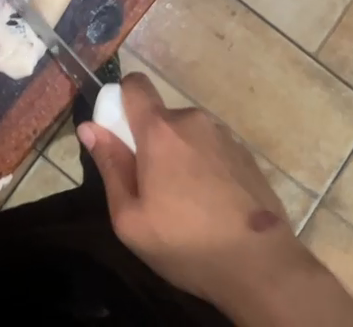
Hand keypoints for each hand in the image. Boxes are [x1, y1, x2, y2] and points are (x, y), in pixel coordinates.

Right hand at [79, 74, 313, 320]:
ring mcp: (225, 137)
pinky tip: (214, 206)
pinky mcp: (248, 156)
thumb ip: (109, 166)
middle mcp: (193, 121)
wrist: (263, 267)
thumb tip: (88, 128)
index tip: (121, 133)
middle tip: (154, 187)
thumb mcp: (130, 218)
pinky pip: (214, 150)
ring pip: (189, 135)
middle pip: (161, 117)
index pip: (135, 85)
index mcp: (160, 130)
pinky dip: (207, 168)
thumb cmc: (187, 243)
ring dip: (181, 155)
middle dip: (152, 142)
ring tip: (188, 202)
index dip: (122, 99)